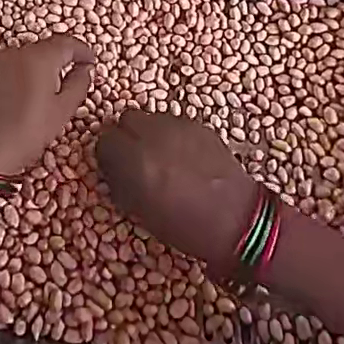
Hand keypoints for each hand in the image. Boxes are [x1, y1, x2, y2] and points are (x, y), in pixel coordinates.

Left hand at [0, 35, 96, 176]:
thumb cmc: (24, 134)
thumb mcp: (61, 112)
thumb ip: (78, 85)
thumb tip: (85, 69)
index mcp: (39, 57)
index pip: (66, 42)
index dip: (81, 50)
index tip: (90, 61)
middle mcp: (14, 53)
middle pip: (42, 49)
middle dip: (58, 61)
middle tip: (70, 80)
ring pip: (21, 59)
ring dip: (36, 69)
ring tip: (44, 95)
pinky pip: (4, 69)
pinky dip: (16, 77)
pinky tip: (19, 100)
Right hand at [96, 110, 259, 268]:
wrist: (238, 221)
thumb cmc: (184, 226)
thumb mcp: (140, 210)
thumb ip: (121, 181)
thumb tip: (113, 167)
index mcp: (134, 160)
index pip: (104, 141)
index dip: (109, 155)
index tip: (115, 167)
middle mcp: (152, 135)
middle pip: (125, 120)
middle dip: (126, 136)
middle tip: (135, 158)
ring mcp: (177, 126)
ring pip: (150, 118)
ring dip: (148, 133)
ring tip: (161, 157)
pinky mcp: (197, 124)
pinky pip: (173, 123)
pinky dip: (171, 135)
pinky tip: (182, 156)